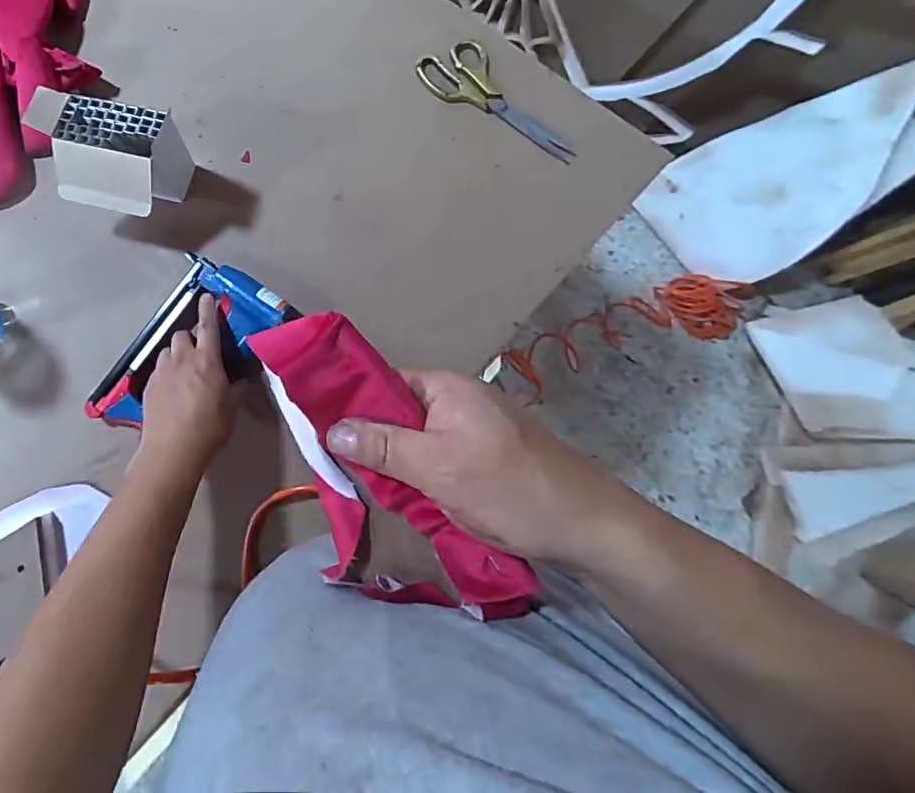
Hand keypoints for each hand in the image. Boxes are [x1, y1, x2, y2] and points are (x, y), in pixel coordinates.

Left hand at [138, 294, 235, 475]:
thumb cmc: (209, 426)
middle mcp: (181, 358)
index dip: (208, 309)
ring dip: (176, 354)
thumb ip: (238, 387)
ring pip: (168, 351)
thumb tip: (243, 378)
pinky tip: (172, 389)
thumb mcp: (233, 407)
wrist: (172, 449)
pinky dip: (166, 372)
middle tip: (199, 351)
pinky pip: (159, 370)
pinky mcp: (148, 386)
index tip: (207, 297)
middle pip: (182, 334)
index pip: (207, 326)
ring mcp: (162, 371)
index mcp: (206, 359)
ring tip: (183, 370)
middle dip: (190, 337)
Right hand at [325, 370, 648, 570]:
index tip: (324, 434)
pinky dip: (426, 482)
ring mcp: (473, 429)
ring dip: (403, 472)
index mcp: (445, 387)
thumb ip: (382, 446)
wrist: (590, 529)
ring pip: (416, 444)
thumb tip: (331, 428)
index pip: (382, 384)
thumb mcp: (437, 468)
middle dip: (379, 449)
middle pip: (396, 416)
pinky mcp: (484, 457)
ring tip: (399, 500)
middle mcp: (457, 400)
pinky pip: (438, 461)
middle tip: (364, 480)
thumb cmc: (510, 489)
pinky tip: (425, 506)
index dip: (352, 406)